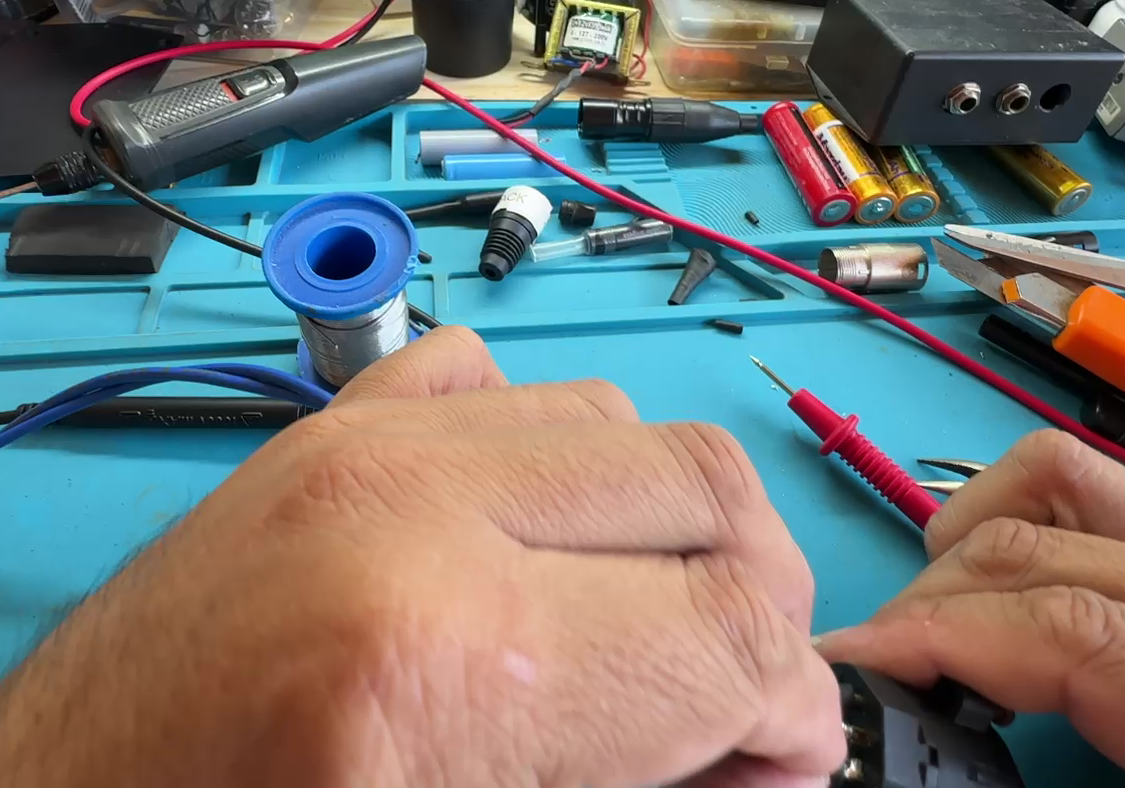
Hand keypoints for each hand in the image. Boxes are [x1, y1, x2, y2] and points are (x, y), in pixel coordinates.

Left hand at [0, 327, 843, 787]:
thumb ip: (663, 777)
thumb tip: (774, 718)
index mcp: (450, 665)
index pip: (730, 624)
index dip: (789, 697)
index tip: (779, 740)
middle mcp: (414, 506)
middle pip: (699, 481)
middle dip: (752, 586)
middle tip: (730, 670)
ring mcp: (364, 434)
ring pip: (611, 413)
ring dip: (651, 513)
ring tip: (623, 598)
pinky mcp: (334, 416)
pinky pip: (495, 377)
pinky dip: (542, 443)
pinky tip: (522, 519)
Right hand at [816, 430, 1124, 787]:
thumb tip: (934, 765)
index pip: (1070, 628)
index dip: (937, 639)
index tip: (851, 668)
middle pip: (1042, 549)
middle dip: (930, 602)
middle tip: (881, 667)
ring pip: (1060, 480)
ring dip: (970, 542)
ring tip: (943, 621)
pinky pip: (1101, 500)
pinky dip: (1023, 526)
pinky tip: (1012, 599)